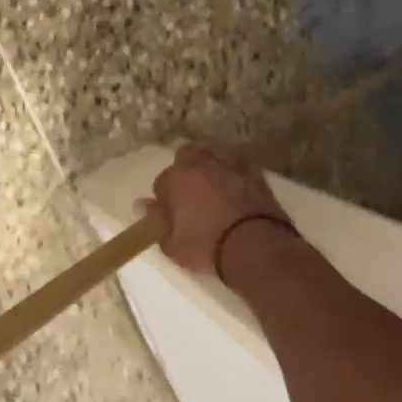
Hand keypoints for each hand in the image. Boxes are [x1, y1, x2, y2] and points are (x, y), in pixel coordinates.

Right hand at [143, 143, 293, 278]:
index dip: (165, 197)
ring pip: (215, 153)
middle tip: (191, 190)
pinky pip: (241, 163)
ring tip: (214, 183)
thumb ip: (156, 221)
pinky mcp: (256, 174)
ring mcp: (230, 166)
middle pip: (187, 155)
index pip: (161, 181)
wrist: (256, 248)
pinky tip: (238, 183)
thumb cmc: (206, 247)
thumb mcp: (171, 245)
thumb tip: (144, 205)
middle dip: (186, 168)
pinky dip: (236, 170)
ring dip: (211, 164)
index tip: (171, 212)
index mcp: (175, 178)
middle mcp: (200, 164)